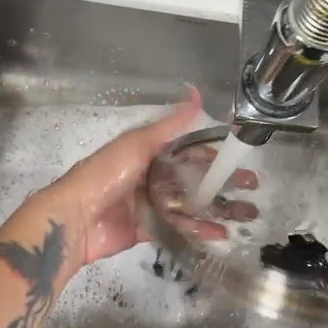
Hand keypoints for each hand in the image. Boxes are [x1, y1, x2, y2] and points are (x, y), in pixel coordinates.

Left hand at [34, 91, 255, 266]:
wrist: (73, 218)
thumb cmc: (105, 174)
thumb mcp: (138, 143)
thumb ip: (170, 124)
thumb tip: (196, 93)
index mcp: (149, 153)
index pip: (189, 152)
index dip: (216, 155)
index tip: (242, 160)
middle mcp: (152, 177)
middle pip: (194, 180)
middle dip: (223, 185)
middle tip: (253, 191)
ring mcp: (150, 205)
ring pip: (191, 206)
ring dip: (218, 210)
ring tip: (247, 215)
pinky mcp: (147, 230)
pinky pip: (178, 229)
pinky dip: (199, 231)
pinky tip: (221, 234)